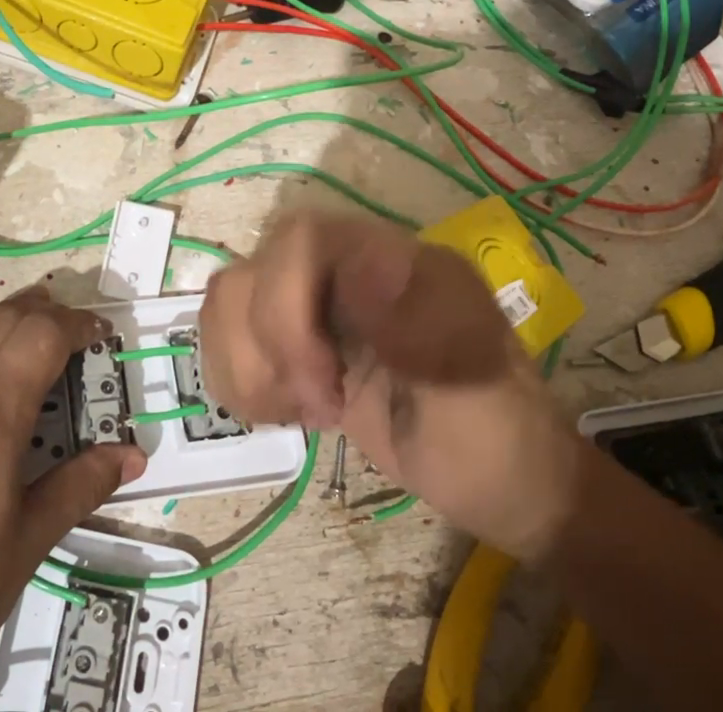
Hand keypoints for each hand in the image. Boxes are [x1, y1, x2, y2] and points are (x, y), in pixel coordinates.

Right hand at [199, 210, 580, 559]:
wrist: (494, 482)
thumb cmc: (495, 440)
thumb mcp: (475, 389)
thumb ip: (424, 328)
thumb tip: (363, 267)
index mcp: (398, 263)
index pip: (303, 240)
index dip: (286, 309)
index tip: (324, 387)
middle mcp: (347, 271)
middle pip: (255, 270)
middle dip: (267, 347)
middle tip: (316, 407)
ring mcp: (316, 306)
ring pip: (230, 300)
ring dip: (245, 365)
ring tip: (297, 411)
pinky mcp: (293, 344)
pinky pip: (227, 337)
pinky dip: (237, 379)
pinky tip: (283, 413)